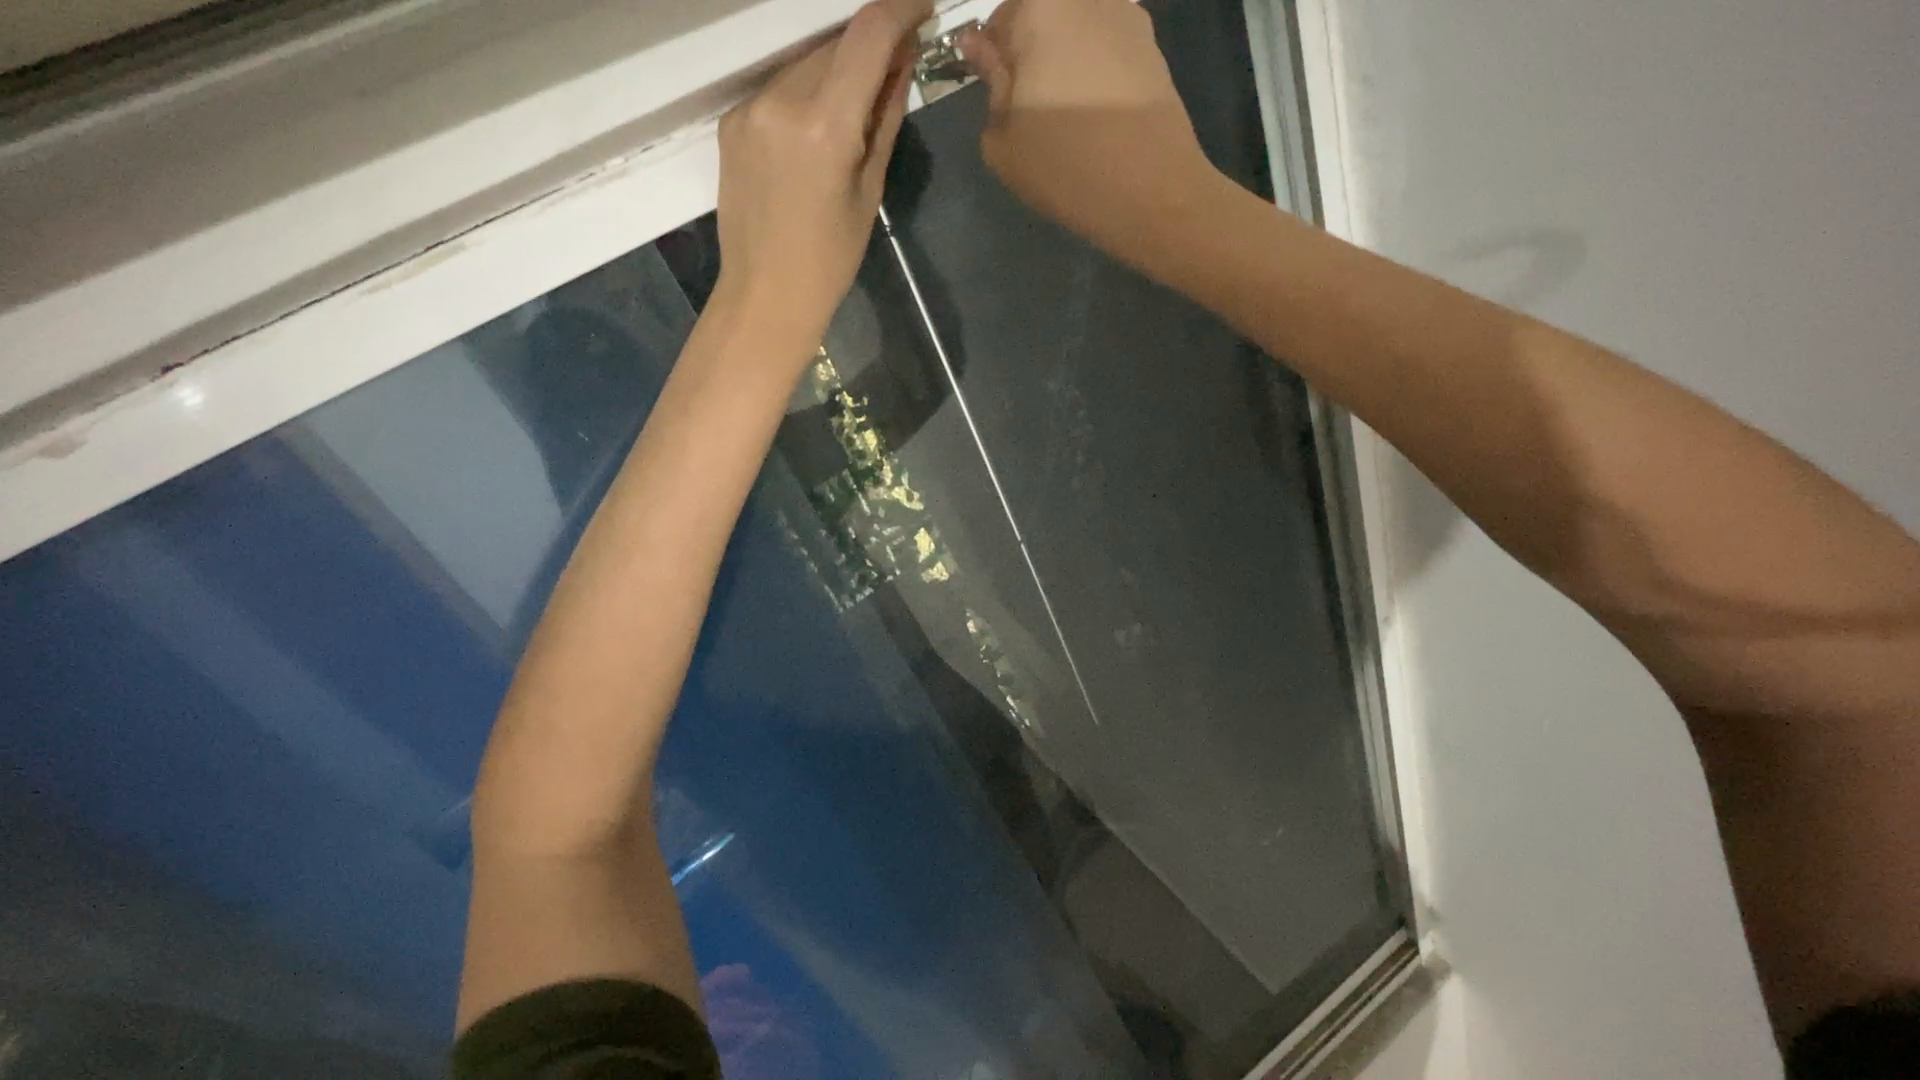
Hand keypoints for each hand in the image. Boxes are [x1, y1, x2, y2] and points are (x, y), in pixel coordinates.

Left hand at [715, 0, 929, 345]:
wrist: (765, 292)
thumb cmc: (831, 257)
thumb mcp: (871, 187)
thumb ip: (885, 114)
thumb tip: (902, 58)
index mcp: (824, 126)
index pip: (867, 34)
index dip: (900, 10)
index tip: (922, 9)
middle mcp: (780, 102)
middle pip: (835, 44)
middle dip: (869, 48)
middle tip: (896, 71)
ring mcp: (750, 109)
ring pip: (805, 62)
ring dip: (836, 70)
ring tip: (856, 111)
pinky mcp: (731, 121)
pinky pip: (779, 88)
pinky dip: (805, 93)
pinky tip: (817, 131)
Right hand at [962, 0, 1219, 266]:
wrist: (1152, 191)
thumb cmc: (1065, 166)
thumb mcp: (1003, 138)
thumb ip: (990, 83)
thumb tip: (983, 51)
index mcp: (1039, 8)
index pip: (998, 18)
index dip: (993, 56)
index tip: (998, 92)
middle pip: (1042, 16)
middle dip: (1031, 50)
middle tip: (1031, 106)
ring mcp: (1127, 16)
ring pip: (1078, 29)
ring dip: (1065, 58)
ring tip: (1067, 112)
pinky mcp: (1154, 45)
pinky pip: (1108, 46)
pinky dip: (1096, 69)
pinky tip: (1098, 113)